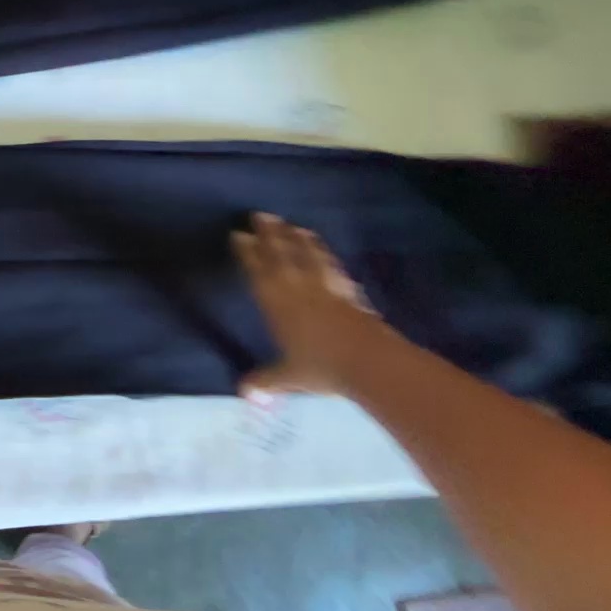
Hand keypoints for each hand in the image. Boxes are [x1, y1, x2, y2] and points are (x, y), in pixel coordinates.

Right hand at [231, 213, 402, 400]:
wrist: (372, 364)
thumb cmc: (321, 368)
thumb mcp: (288, 377)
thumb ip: (266, 381)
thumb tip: (244, 395)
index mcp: (276, 302)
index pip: (257, 269)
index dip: (248, 251)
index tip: (238, 233)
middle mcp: (299, 289)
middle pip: (283, 254)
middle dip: (271, 234)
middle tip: (262, 214)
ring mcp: (328, 290)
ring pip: (311, 258)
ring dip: (302, 241)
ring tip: (296, 227)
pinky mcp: (352, 296)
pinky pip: (337, 273)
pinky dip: (330, 262)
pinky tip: (331, 259)